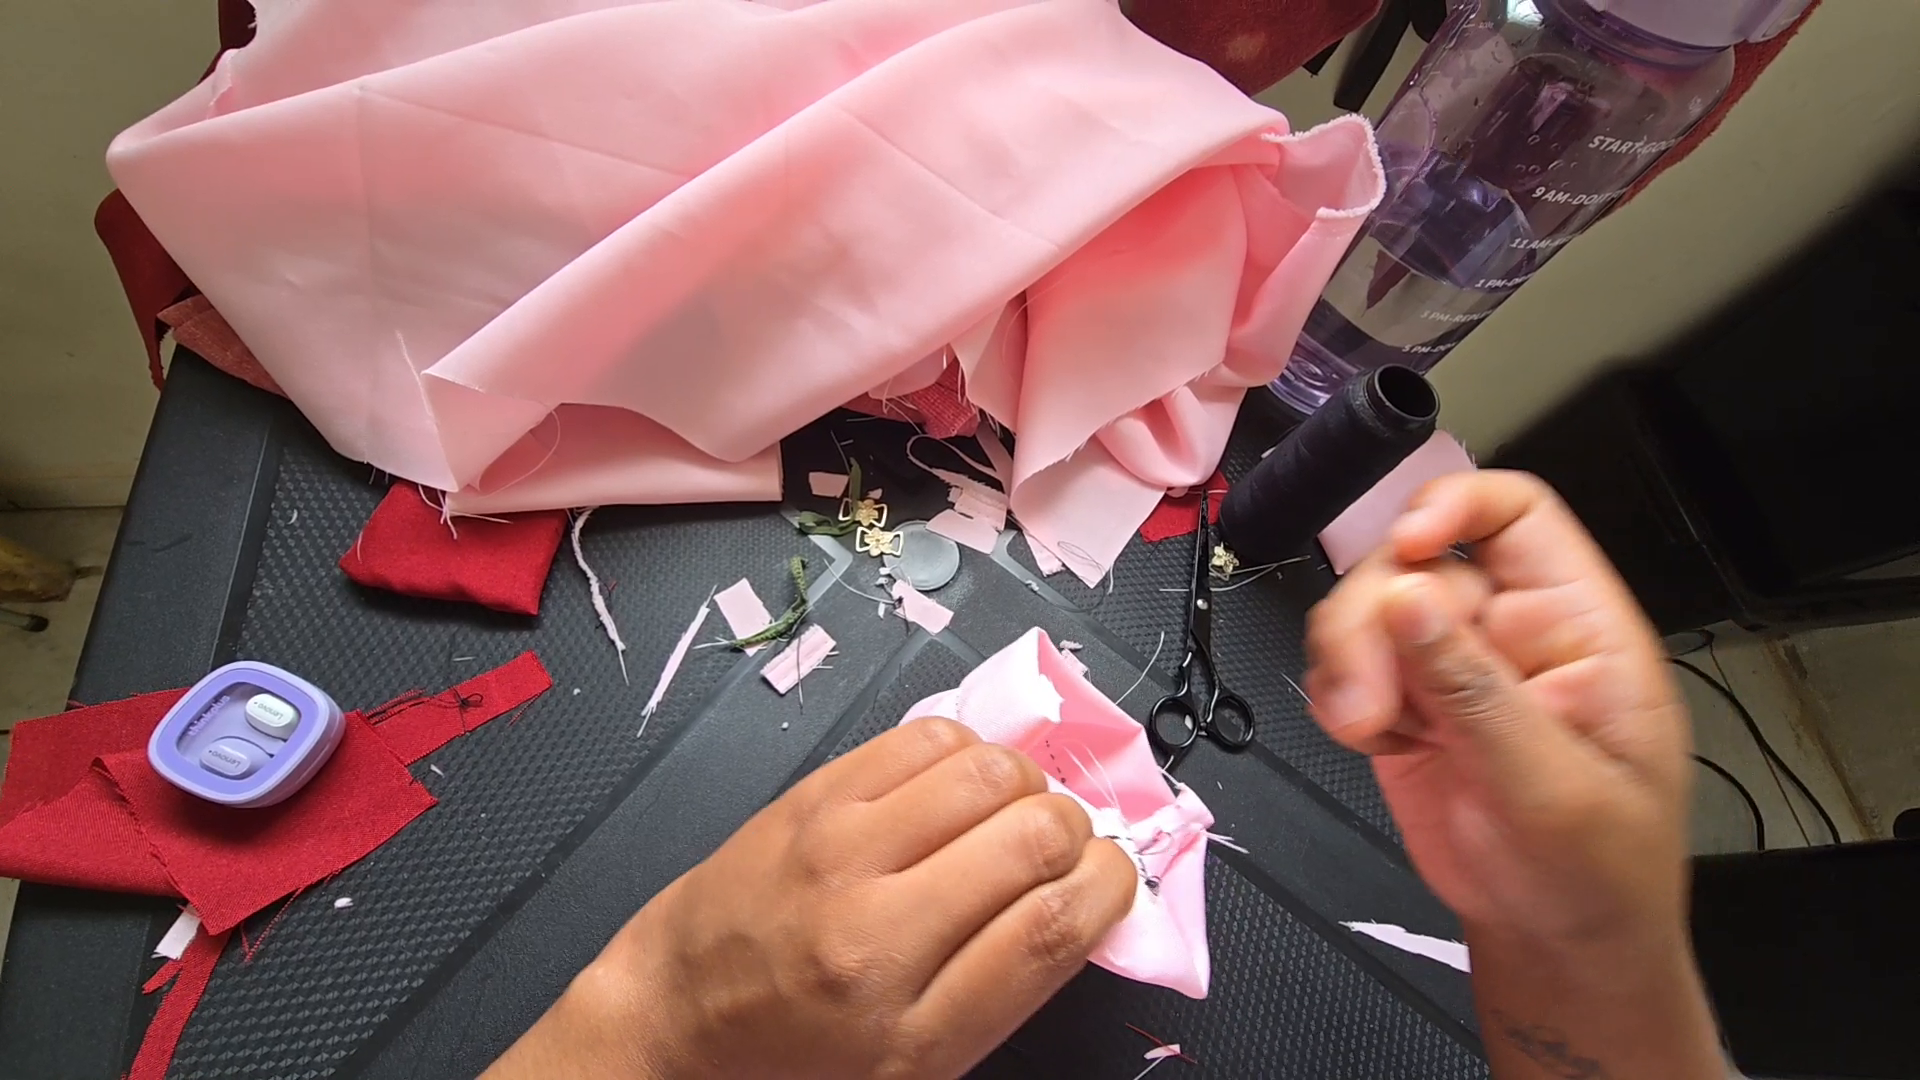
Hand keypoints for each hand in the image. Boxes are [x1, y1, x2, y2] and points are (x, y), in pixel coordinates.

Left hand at [484, 717, 1134, 1079]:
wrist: (676, 1013)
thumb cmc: (800, 1055)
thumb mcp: (913, 1066)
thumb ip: (1003, 984)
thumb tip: (1081, 894)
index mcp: (913, 1031)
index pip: (1050, 929)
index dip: (1108, 887)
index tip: (1111, 876)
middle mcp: (878, 929)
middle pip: (1031, 836)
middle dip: (1075, 829)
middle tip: (1062, 840)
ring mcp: (841, 844)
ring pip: (987, 771)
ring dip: (1027, 781)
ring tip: (1014, 805)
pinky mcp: (817, 791)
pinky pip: (927, 736)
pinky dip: (970, 748)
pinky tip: (961, 778)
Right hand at [1304, 470, 1692, 947]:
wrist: (1543, 932)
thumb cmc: (1590, 871)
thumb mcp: (1550, 787)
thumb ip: (1475, 691)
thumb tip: (1411, 600)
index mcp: (1571, 627)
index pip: (1514, 515)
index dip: (1453, 506)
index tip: (1406, 546)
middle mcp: (1499, 628)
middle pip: (1405, 564)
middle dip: (1368, 624)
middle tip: (1365, 700)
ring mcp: (1439, 659)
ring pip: (1358, 608)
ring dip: (1343, 663)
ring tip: (1364, 726)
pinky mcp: (1393, 690)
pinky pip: (1335, 658)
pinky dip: (1332, 694)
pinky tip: (1369, 738)